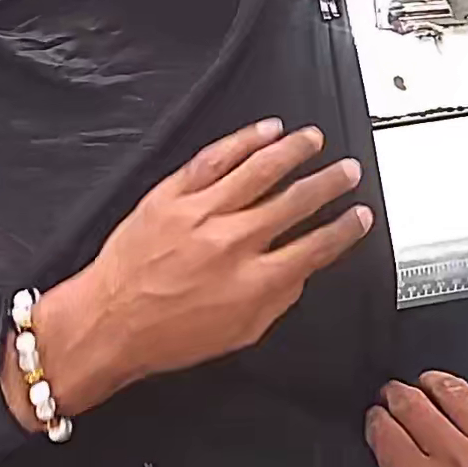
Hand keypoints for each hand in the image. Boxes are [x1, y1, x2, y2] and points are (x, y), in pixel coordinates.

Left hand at [5, 119, 372, 425]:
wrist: (108, 322)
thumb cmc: (166, 334)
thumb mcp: (237, 333)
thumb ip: (277, 300)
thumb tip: (301, 271)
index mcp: (253, 282)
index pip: (315, 247)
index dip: (344, 229)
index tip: (358, 216)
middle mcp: (232, 242)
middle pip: (296, 201)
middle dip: (329, 184)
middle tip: (347, 171)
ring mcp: (201, 213)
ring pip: (260, 170)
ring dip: (294, 151)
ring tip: (313, 139)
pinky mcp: (172, 195)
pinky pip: (214, 159)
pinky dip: (243, 141)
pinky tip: (264, 131)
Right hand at [367, 373, 467, 466]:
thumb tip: (391, 461)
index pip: (382, 426)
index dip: (374, 423)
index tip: (377, 426)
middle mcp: (460, 465)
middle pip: (411, 400)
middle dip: (394, 398)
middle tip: (394, 404)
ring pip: (456, 388)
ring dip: (432, 386)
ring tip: (429, 393)